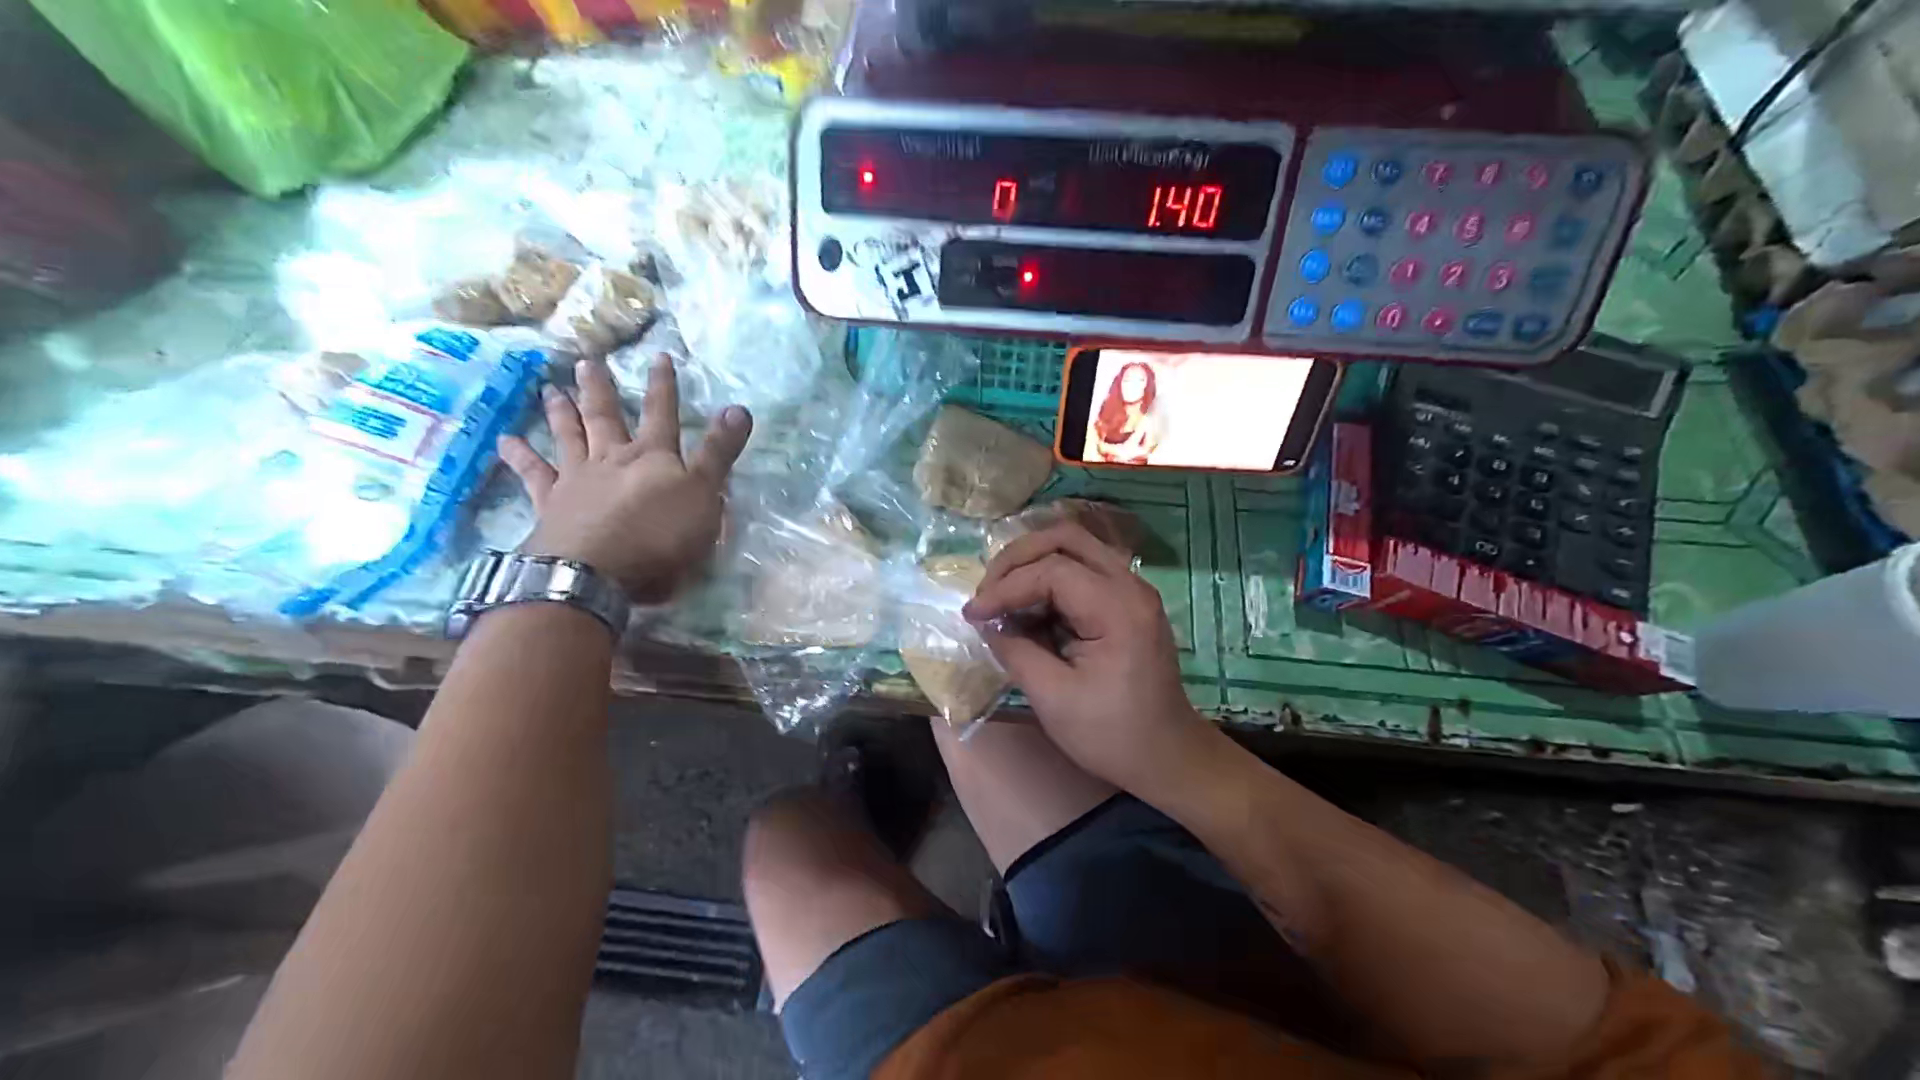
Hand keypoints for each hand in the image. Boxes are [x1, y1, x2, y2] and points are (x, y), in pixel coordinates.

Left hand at [498, 355, 751, 602]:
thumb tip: (740, 408)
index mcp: (652, 457)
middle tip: (586, 362)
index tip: (660, 357)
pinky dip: (519, 455)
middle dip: (600, 389)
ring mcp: (576, 479)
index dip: (664, 386)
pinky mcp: (550, 504)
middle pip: (605, 417)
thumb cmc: (659, 536)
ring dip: (561, 413)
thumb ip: (719, 453)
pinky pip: (532, 473)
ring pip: (568, 437)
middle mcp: (612, 459)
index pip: (662, 414)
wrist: (596, 571)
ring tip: (551, 389)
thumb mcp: (704, 495)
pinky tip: (505, 440)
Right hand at [962, 523, 1219, 796]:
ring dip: (1032, 563)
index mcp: (1118, 609)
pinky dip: (1049, 578)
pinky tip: (1027, 606)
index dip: (1005, 587)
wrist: (1168, 757)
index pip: (1051, 571)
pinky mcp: (1127, 601)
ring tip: (1001, 596)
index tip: (973, 615)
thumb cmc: (1111, 735)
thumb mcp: (1052, 698)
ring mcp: (1132, 589)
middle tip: (986, 591)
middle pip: (1065, 537)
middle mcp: (1130, 585)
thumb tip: (985, 621)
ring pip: (1075, 547)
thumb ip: (1015, 650)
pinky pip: (1083, 568)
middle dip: (1017, 558)